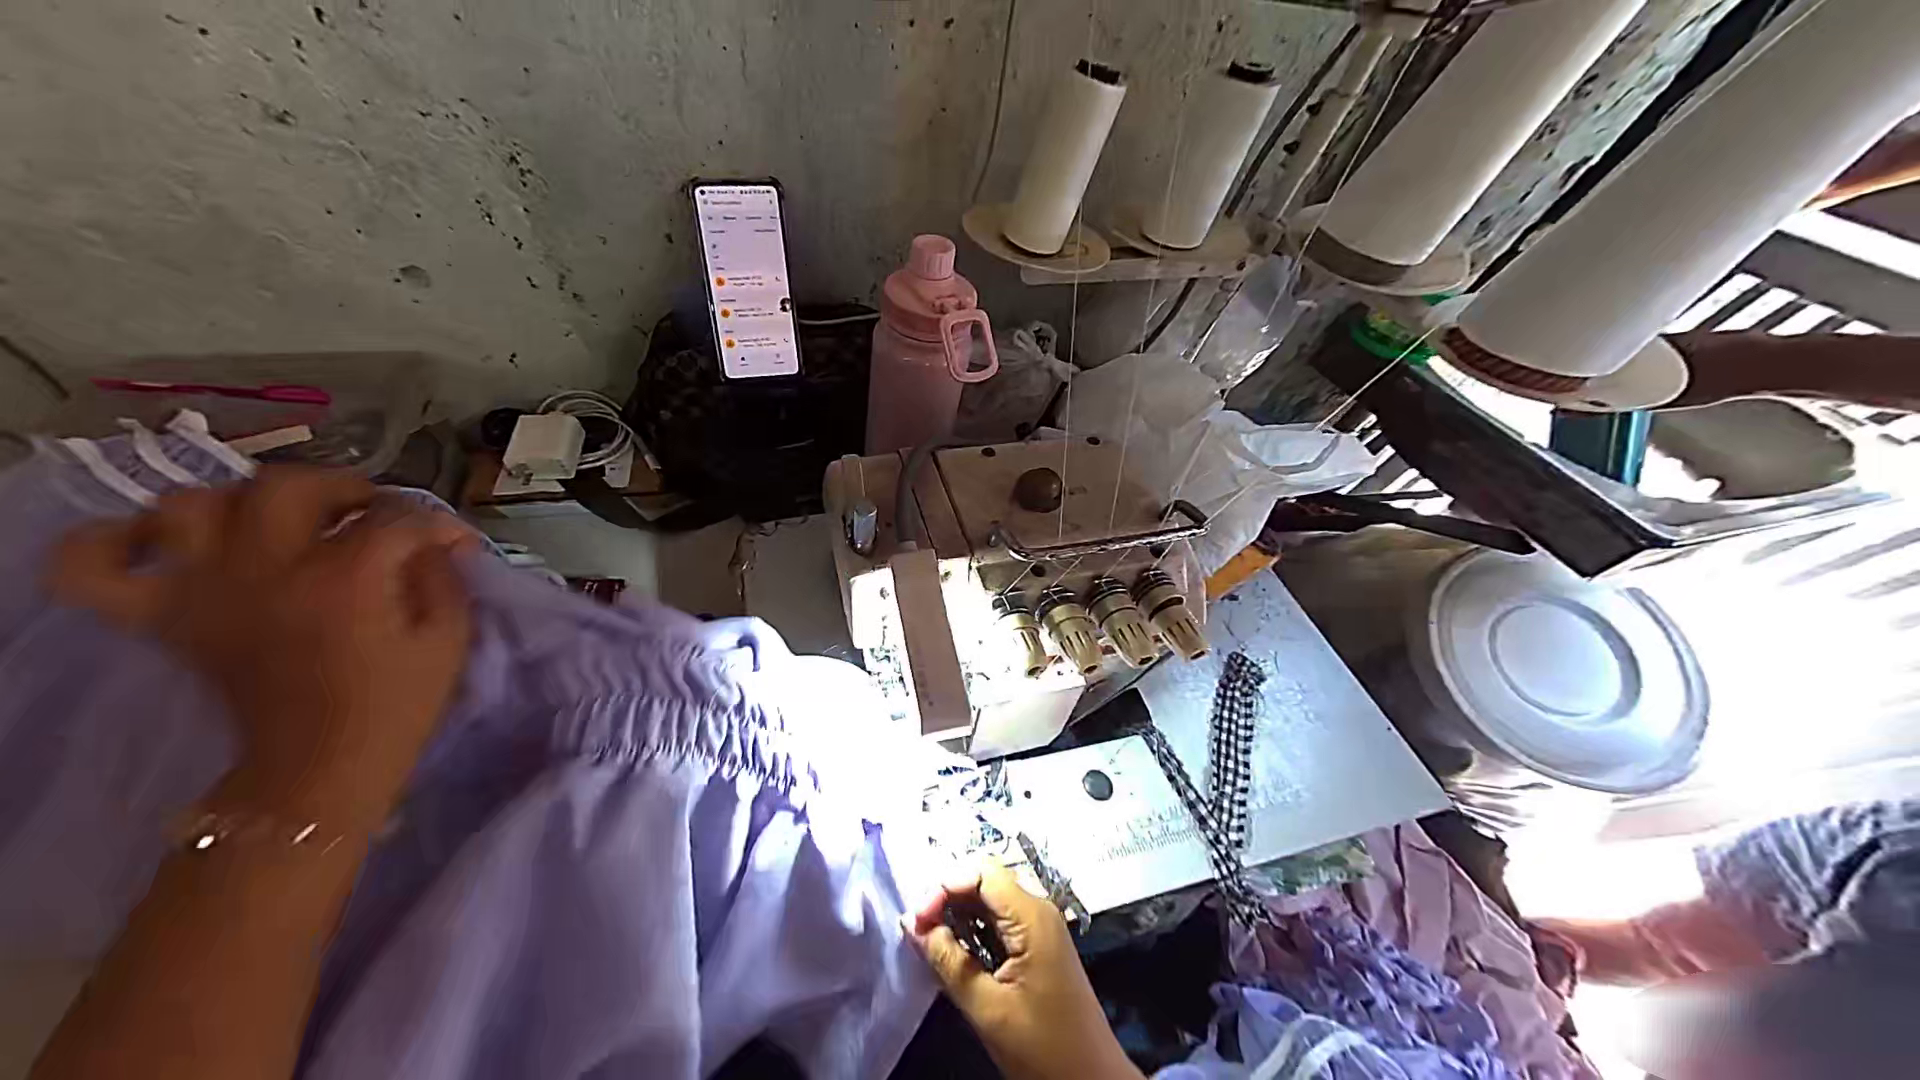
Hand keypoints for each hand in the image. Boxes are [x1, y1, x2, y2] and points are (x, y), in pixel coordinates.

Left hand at [48, 468, 472, 830]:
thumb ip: (443, 576)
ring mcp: (202, 590)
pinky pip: (90, 563)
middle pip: (288, 486)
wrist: (320, 765)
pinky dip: (113, 540)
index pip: (396, 517)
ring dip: (243, 502)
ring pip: (192, 504)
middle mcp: (267, 569)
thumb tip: (435, 540)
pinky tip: (166, 542)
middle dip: (342, 488)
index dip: (435, 523)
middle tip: (367, 514)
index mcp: (346, 578)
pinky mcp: (160, 618)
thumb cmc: (397, 702)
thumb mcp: (449, 636)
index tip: (454, 543)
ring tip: (280, 523)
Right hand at [908, 864, 1141, 1079]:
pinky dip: (972, 927)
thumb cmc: (1043, 1048)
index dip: (944, 886)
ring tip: (930, 940)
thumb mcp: (988, 1008)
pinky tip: (955, 951)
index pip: (980, 872)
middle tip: (919, 930)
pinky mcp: (1037, 943)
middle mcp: (1037, 910)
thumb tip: (913, 924)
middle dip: (947, 897)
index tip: (918, 920)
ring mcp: (1040, 926)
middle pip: (985, 880)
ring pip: (990, 898)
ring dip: (957, 913)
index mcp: (1031, 916)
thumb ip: (948, 961)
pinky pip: (999, 919)